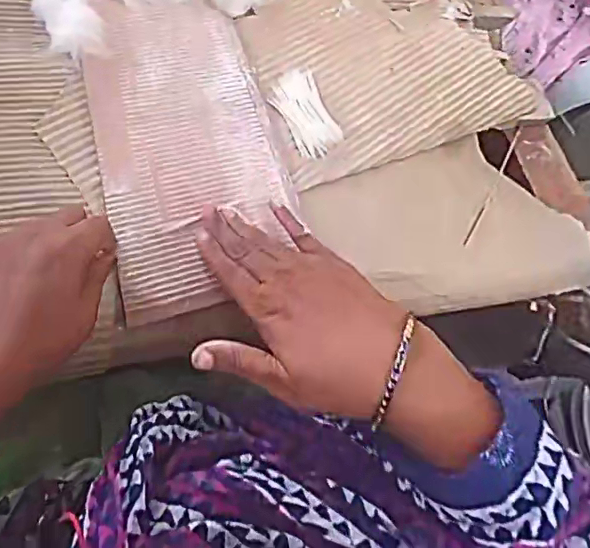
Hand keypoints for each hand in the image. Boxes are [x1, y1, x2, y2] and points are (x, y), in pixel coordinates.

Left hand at [0, 205, 114, 402]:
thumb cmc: (42, 341)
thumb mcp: (84, 314)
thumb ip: (97, 276)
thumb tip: (104, 254)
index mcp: (67, 247)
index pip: (99, 222)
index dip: (107, 239)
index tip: (104, 257)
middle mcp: (40, 231)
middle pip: (73, 214)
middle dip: (83, 232)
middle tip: (81, 263)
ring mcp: (13, 235)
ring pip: (46, 222)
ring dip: (57, 237)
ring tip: (51, 272)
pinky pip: (23, 235)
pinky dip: (33, 246)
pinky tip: (27, 277)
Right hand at [192, 204, 408, 418]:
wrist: (393, 364)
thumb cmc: (335, 380)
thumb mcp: (283, 382)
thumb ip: (240, 361)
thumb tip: (196, 354)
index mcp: (266, 309)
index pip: (231, 274)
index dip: (212, 253)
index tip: (197, 233)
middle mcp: (282, 281)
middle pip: (245, 250)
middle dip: (223, 229)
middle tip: (206, 208)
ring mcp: (307, 268)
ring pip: (267, 241)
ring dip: (245, 225)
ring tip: (228, 209)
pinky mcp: (331, 263)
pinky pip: (302, 235)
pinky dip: (287, 221)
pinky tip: (275, 208)